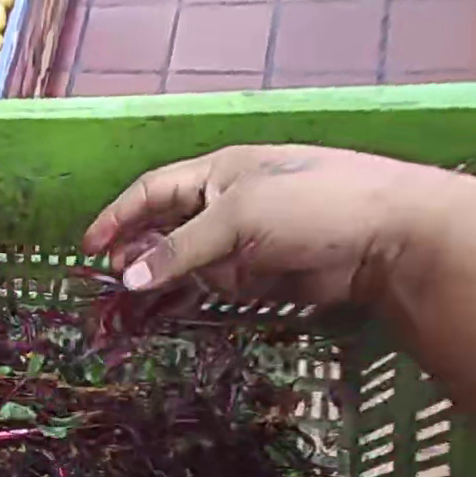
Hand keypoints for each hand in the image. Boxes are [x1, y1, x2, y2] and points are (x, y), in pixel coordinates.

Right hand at [82, 145, 475, 306]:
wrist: (388, 238)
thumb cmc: (311, 206)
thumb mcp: (236, 220)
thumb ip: (176, 251)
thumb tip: (126, 280)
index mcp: (216, 173)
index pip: (150, 191)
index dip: (116, 216)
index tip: (87, 248)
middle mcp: (219, 203)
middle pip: (159, 226)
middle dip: (134, 249)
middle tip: (116, 278)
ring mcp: (233, 239)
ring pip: (178, 259)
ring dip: (158, 276)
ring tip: (141, 296)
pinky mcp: (249, 271)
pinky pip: (204, 282)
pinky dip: (186, 292)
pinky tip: (172, 303)